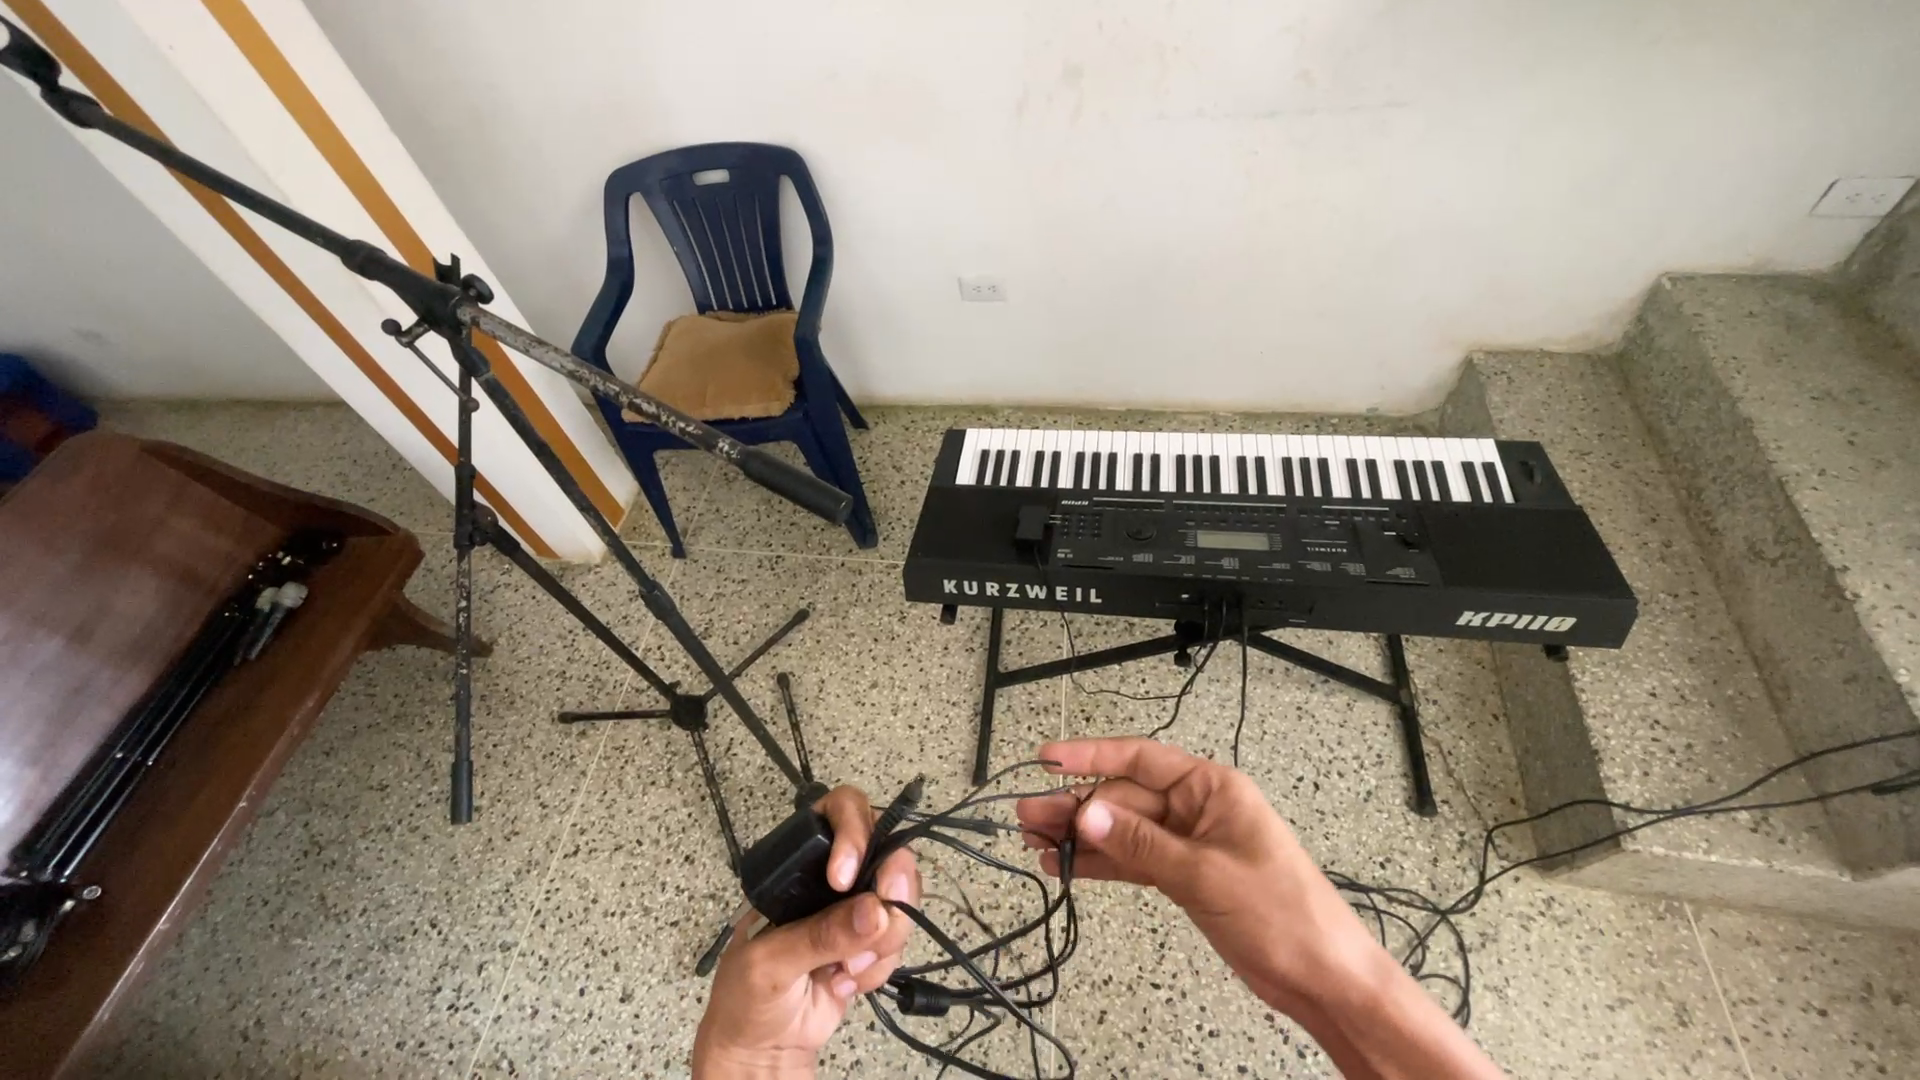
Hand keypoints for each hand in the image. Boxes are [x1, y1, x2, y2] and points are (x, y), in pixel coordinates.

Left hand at [693, 786, 921, 1077]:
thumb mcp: (769, 962)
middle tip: (881, 922)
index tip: (844, 879)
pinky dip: (880, 965)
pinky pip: (899, 937)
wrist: (761, 1047)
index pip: (841, 811)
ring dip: (883, 938)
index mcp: (801, 858)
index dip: (854, 832)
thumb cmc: (744, 995)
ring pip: (901, 896)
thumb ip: (820, 935)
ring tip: (845, 971)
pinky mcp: (873, 940)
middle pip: (887, 849)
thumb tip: (875, 910)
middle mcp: (835, 871)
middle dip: (890, 889)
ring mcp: (857, 905)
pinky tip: (848, 982)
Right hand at [1015, 737, 1376, 1013]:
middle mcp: (1195, 807)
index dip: (1090, 755)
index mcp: (1210, 788)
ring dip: (1081, 837)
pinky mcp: (1183, 876)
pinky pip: (1134, 860)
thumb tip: (1086, 815)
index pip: (1140, 758)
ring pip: (1123, 830)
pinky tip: (1067, 867)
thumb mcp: (1205, 874)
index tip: (1047, 760)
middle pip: (1124, 798)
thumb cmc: (1280, 914)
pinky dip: (1102, 864)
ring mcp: (1188, 842)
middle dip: (1075, 807)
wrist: (1324, 980)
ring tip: (1034, 843)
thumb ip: (1141, 844)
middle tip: (1026, 817)